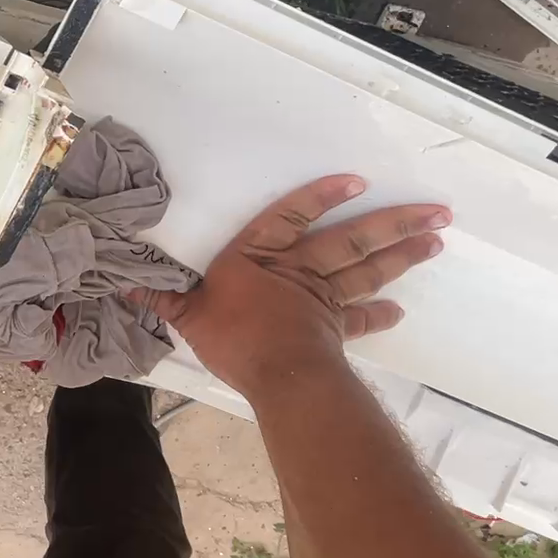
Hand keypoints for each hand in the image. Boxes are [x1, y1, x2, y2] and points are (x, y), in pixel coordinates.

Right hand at [143, 175, 448, 405]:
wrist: (280, 375)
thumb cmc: (232, 335)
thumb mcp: (186, 314)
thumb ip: (160, 298)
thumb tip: (121, 284)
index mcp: (257, 257)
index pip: (290, 217)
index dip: (320, 197)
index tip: (357, 182)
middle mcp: (296, 269)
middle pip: (349, 240)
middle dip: (392, 224)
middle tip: (437, 212)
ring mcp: (321, 298)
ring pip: (366, 269)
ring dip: (402, 254)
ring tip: (434, 238)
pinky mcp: (333, 328)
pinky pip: (361, 316)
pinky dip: (380, 311)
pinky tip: (400, 309)